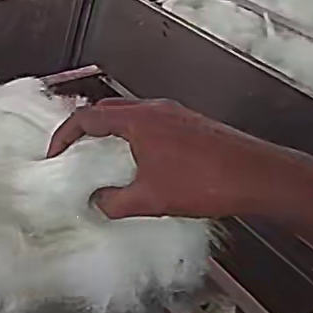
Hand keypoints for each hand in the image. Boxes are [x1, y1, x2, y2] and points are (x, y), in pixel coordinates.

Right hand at [47, 98, 312, 220]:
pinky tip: (139, 161)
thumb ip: (114, 202)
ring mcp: (175, 114)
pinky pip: (149, 123)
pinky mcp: (190, 124)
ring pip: (129, 115)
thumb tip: (98, 203)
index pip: (87, 118)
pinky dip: (132, 136)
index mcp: (138, 120)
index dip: (64, 135)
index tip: (55, 153)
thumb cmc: (205, 183)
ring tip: (103, 158)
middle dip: (85, 128)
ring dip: (110, 132)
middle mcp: (154, 109)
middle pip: (106, 110)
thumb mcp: (150, 199)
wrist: (257, 176)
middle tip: (74, 151)